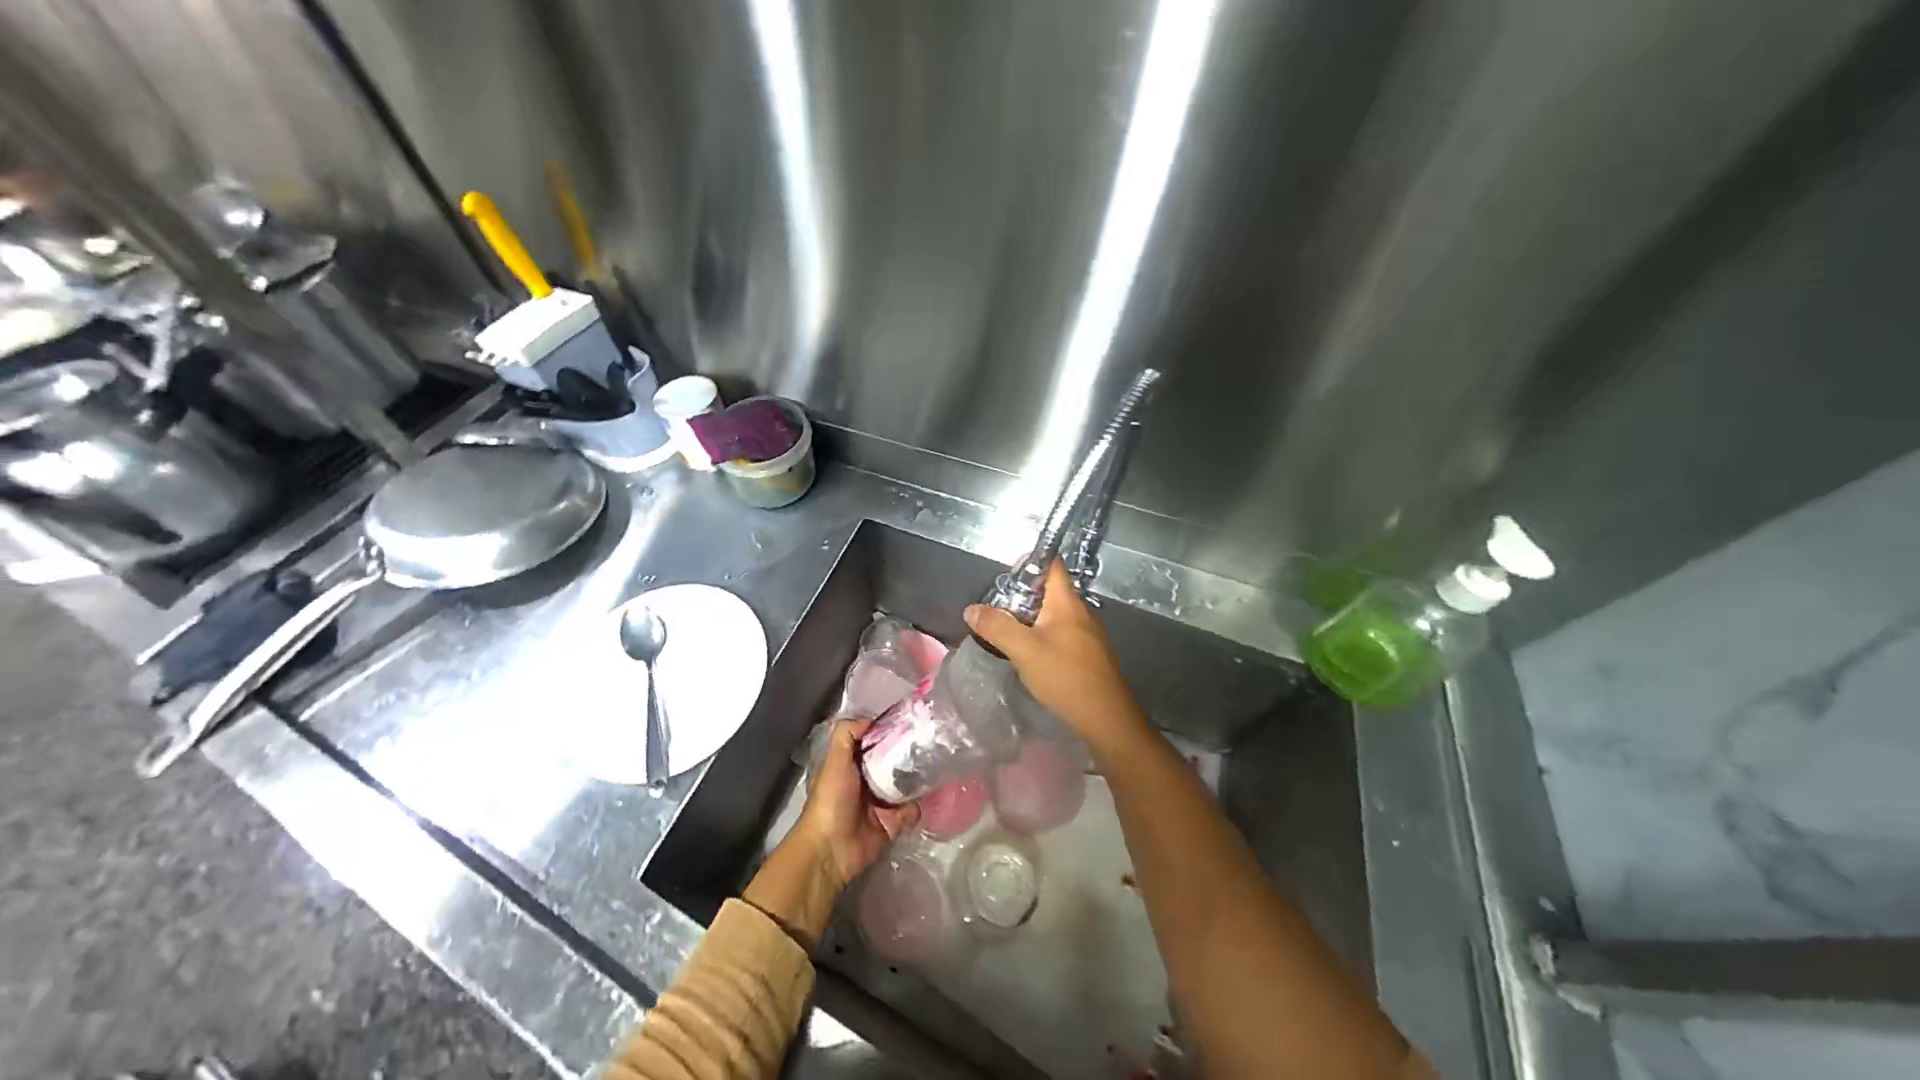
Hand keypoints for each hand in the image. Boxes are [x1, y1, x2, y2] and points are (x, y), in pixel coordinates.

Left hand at [791, 718, 919, 890]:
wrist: (832, 849)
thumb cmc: (831, 800)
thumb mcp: (834, 761)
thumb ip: (847, 735)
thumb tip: (870, 720)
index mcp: (849, 766)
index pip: (871, 743)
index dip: (886, 732)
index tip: (907, 721)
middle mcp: (865, 782)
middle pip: (891, 763)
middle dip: (906, 755)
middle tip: (928, 741)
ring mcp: (880, 804)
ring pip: (904, 786)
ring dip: (916, 779)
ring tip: (934, 764)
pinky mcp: (892, 824)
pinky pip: (911, 811)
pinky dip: (916, 807)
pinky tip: (922, 796)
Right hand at [965, 559, 1149, 753]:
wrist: (1106, 718)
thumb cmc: (1065, 677)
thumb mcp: (1024, 651)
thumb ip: (996, 627)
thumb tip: (971, 609)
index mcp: (1067, 603)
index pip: (1052, 565)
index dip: (1029, 562)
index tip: (1005, 576)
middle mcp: (1081, 612)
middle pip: (1049, 591)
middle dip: (1022, 596)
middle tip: (997, 609)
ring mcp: (1088, 634)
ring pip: (1054, 615)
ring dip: (1030, 619)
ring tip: (1008, 633)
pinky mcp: (1089, 654)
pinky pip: (1061, 634)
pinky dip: (1043, 636)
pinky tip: (1030, 656)